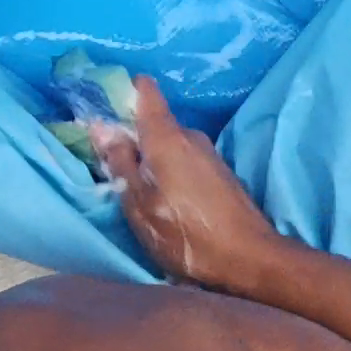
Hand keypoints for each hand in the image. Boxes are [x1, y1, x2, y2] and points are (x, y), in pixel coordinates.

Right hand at [92, 76, 286, 289]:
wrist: (249, 259)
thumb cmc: (186, 235)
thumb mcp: (140, 204)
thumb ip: (121, 163)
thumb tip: (101, 127)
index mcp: (168, 137)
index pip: (146, 93)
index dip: (124, 91)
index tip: (104, 104)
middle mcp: (192, 137)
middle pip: (156, 124)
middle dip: (133, 137)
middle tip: (110, 163)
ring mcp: (210, 155)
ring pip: (171, 145)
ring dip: (153, 159)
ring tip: (137, 187)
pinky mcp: (221, 174)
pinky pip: (186, 161)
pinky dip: (172, 171)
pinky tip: (166, 197)